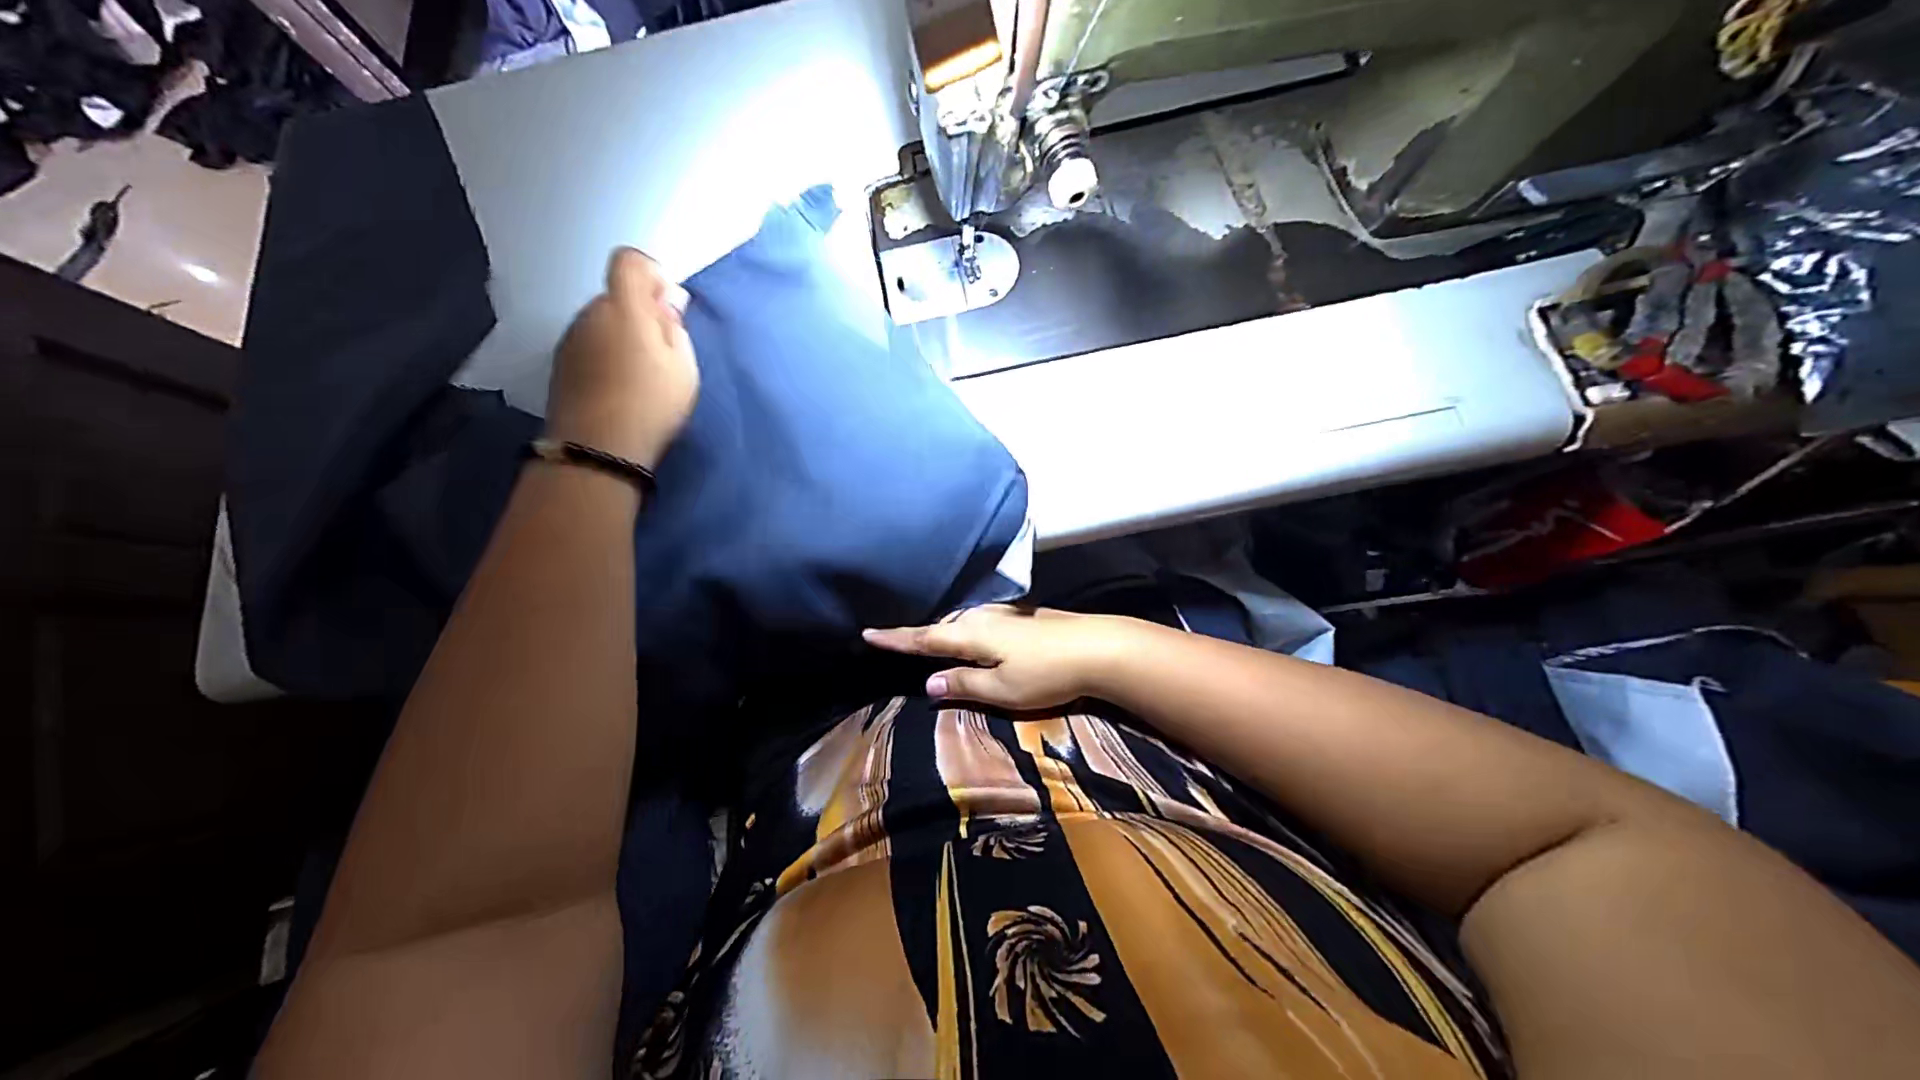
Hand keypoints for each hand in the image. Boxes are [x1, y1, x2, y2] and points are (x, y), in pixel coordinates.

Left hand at [545, 248, 699, 469]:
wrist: (597, 449)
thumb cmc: (651, 404)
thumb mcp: (683, 367)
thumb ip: (675, 326)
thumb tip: (667, 300)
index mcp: (624, 307)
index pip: (630, 262)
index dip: (652, 274)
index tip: (669, 305)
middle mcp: (590, 313)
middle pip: (617, 296)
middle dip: (640, 313)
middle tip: (663, 352)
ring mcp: (570, 339)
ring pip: (602, 323)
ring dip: (621, 337)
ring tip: (641, 376)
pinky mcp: (560, 365)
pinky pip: (589, 346)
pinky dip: (605, 357)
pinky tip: (619, 389)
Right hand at [863, 606, 1141, 710]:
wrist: (1101, 647)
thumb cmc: (1046, 673)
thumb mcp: (1000, 689)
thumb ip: (962, 684)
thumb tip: (928, 682)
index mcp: (970, 634)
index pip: (923, 639)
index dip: (894, 638)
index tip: (867, 633)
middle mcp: (983, 616)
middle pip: (941, 627)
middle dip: (917, 635)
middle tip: (893, 641)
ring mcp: (1005, 613)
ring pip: (963, 622)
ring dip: (944, 632)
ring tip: (929, 641)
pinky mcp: (1023, 617)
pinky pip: (981, 622)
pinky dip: (967, 631)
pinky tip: (973, 637)